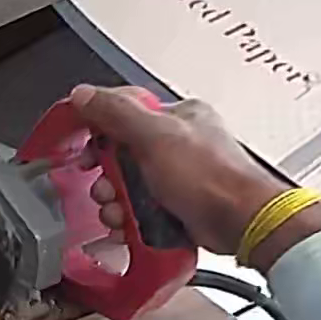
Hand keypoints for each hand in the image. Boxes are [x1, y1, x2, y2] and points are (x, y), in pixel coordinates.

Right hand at [69, 85, 293, 257]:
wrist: (237, 224)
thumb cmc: (209, 178)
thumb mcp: (155, 136)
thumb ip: (116, 113)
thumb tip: (83, 95)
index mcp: (176, 118)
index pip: (122, 114)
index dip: (97, 132)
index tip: (85, 150)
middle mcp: (173, 145)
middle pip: (116, 156)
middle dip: (105, 177)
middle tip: (107, 186)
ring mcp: (171, 177)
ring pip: (121, 186)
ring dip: (113, 202)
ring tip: (121, 211)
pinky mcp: (168, 206)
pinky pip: (132, 209)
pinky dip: (124, 219)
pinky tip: (128, 224)